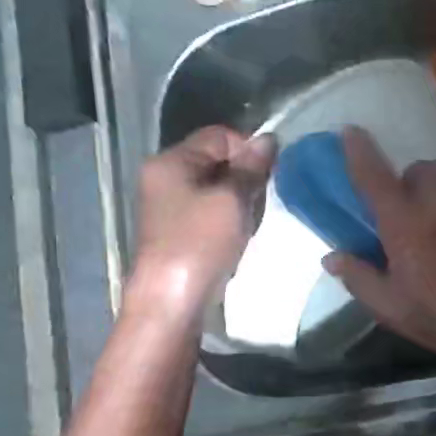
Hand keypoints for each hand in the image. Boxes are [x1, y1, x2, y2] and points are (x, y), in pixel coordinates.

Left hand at [129, 126, 275, 310]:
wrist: (172, 300)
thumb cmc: (200, 242)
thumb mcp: (232, 199)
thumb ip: (251, 167)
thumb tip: (269, 139)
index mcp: (171, 161)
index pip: (219, 135)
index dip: (249, 148)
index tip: (269, 174)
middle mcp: (166, 176)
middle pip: (218, 159)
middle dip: (246, 175)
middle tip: (259, 201)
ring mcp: (171, 204)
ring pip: (219, 186)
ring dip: (241, 199)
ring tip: (249, 221)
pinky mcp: (180, 227)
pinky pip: (213, 208)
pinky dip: (231, 216)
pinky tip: (239, 234)